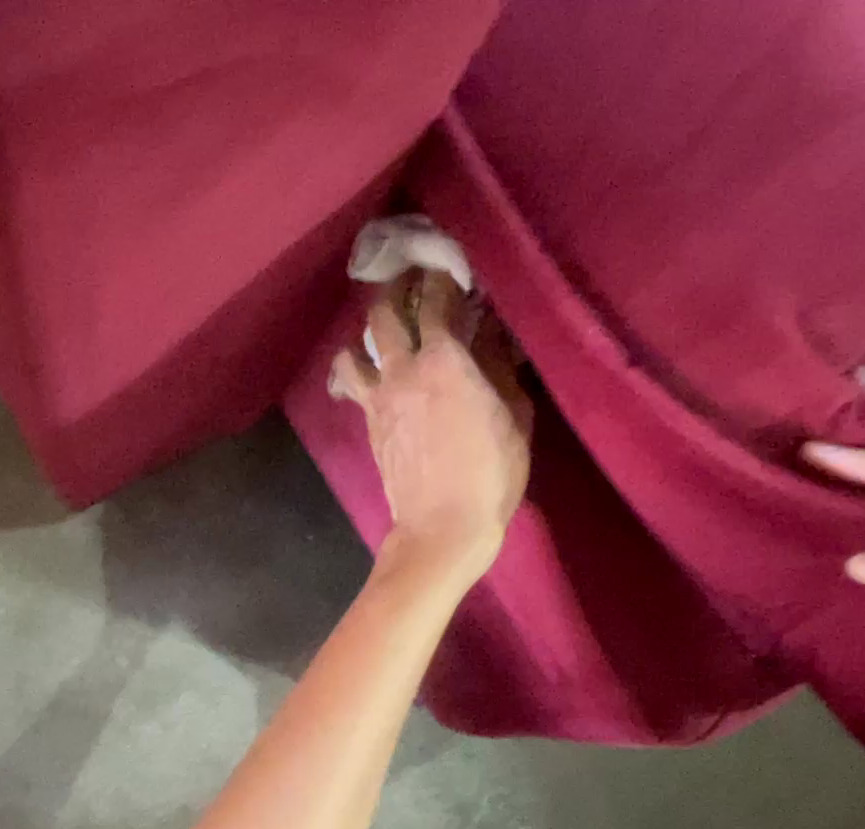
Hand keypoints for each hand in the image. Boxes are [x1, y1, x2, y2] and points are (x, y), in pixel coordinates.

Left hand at [329, 271, 534, 585]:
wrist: (441, 525)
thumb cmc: (490, 473)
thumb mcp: (513, 417)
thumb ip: (500, 369)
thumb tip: (493, 336)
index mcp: (445, 361)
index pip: (437, 301)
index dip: (442, 278)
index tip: (450, 267)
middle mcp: (402, 370)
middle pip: (383, 314)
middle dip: (394, 289)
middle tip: (407, 279)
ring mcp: (378, 397)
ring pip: (353, 350)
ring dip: (364, 334)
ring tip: (379, 330)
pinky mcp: (367, 423)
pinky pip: (351, 384)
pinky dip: (354, 370)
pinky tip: (366, 371)